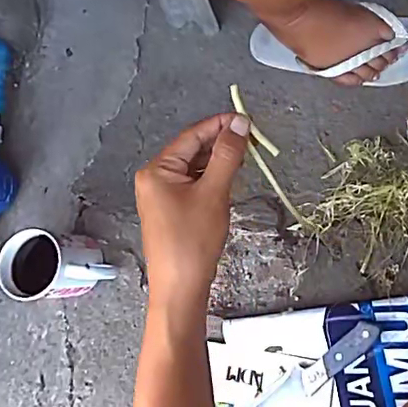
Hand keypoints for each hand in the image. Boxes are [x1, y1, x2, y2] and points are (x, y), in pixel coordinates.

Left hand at [134, 113, 249, 310]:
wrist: (181, 287)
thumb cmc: (193, 240)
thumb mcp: (214, 192)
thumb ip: (227, 155)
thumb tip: (240, 124)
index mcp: (157, 170)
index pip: (192, 136)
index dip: (220, 125)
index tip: (247, 120)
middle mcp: (155, 178)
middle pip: (192, 150)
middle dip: (222, 143)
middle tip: (253, 139)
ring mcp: (162, 195)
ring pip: (195, 167)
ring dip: (220, 161)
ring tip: (247, 157)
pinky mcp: (172, 209)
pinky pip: (194, 183)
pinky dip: (213, 178)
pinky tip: (231, 179)